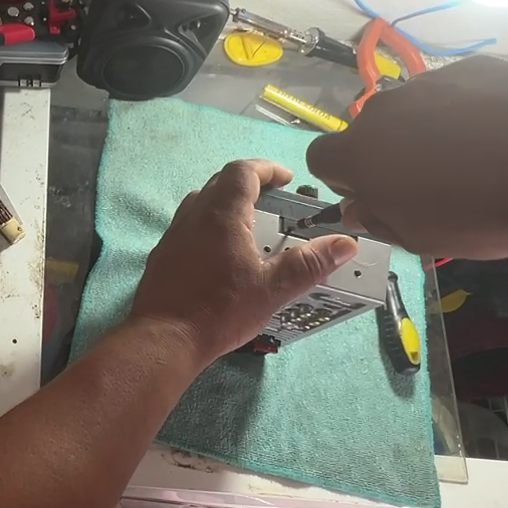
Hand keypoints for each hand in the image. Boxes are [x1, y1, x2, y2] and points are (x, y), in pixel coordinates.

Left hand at [129, 159, 358, 362]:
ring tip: (250, 226)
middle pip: (220, 183)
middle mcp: (193, 216)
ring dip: (225, 204)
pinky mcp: (163, 254)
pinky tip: (221, 253)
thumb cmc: (220, 310)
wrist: (164, 338)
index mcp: (221, 215)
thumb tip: (345, 244)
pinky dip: (209, 226)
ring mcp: (173, 234)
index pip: (242, 172)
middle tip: (273, 201)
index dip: (266, 169)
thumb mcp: (273, 289)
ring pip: (200, 204)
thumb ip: (309, 264)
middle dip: (248, 184)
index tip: (286, 178)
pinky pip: (188, 226)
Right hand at [306, 56, 507, 258]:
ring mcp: (432, 81)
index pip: (321, 158)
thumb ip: (377, 221)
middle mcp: (383, 108)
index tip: (374, 196)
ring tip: (480, 160)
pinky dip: (474, 111)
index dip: (343, 179)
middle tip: (432, 184)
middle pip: (371, 130)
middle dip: (390, 153)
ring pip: (417, 110)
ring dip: (431, 131)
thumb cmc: (480, 212)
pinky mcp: (479, 67)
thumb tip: (358, 209)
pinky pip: (462, 91)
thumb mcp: (418, 239)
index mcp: (357, 153)